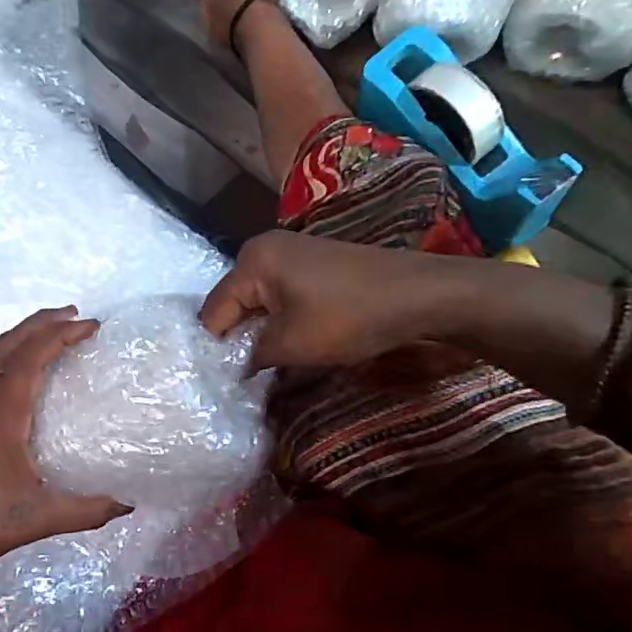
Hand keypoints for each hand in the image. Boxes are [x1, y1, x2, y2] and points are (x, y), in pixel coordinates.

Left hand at [0, 307, 133, 567]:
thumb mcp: (45, 517)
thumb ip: (91, 510)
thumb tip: (129, 503)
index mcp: (3, 416)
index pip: (30, 359)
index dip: (59, 336)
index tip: (91, 326)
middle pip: (9, 345)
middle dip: (42, 322)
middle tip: (77, 315)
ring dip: (27, 336)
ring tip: (59, 331)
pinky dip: (18, 356)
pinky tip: (36, 370)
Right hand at [198, 231, 472, 369]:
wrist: (418, 295)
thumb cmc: (347, 317)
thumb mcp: (291, 345)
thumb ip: (252, 356)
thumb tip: (234, 369)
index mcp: (251, 260)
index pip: (213, 311)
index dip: (213, 349)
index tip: (216, 382)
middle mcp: (264, 248)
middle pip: (233, 303)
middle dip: (235, 339)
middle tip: (236, 378)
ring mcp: (290, 253)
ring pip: (257, 302)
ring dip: (258, 332)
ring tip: (259, 366)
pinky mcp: (312, 263)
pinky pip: (278, 295)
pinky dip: (278, 320)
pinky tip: (284, 343)